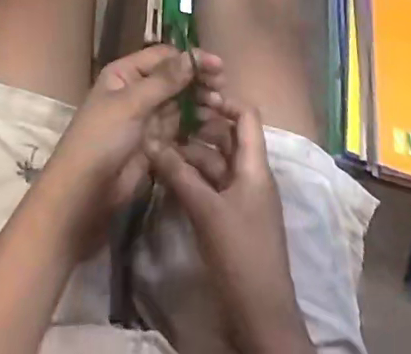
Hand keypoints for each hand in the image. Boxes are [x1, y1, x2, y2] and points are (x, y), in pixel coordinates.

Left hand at [41, 45, 222, 244]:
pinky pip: (178, 125)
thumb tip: (192, 56)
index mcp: (124, 74)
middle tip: (223, 88)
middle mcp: (136, 90)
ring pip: (179, 102)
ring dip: (199, 101)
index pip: (163, 57)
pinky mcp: (154, 142)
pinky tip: (212, 123)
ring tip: (220, 107)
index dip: (190, 58)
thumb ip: (164, 80)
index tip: (218, 66)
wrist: (83, 195)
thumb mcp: (131, 104)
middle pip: (174, 78)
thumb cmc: (101, 140)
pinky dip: (195, 122)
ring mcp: (145, 117)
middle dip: (198, 80)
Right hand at [148, 94, 313, 353]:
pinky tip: (167, 174)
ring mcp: (241, 197)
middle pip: (228, 137)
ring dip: (191, 152)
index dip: (223, 101)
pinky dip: (192, 176)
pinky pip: (211, 185)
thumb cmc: (240, 253)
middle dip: (199, 125)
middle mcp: (250, 175)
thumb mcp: (206, 211)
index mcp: (255, 165)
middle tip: (166, 117)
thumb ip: (179, 174)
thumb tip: (151, 139)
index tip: (192, 95)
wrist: (260, 314)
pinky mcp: (230, 217)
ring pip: (216, 162)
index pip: (246, 116)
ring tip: (159, 143)